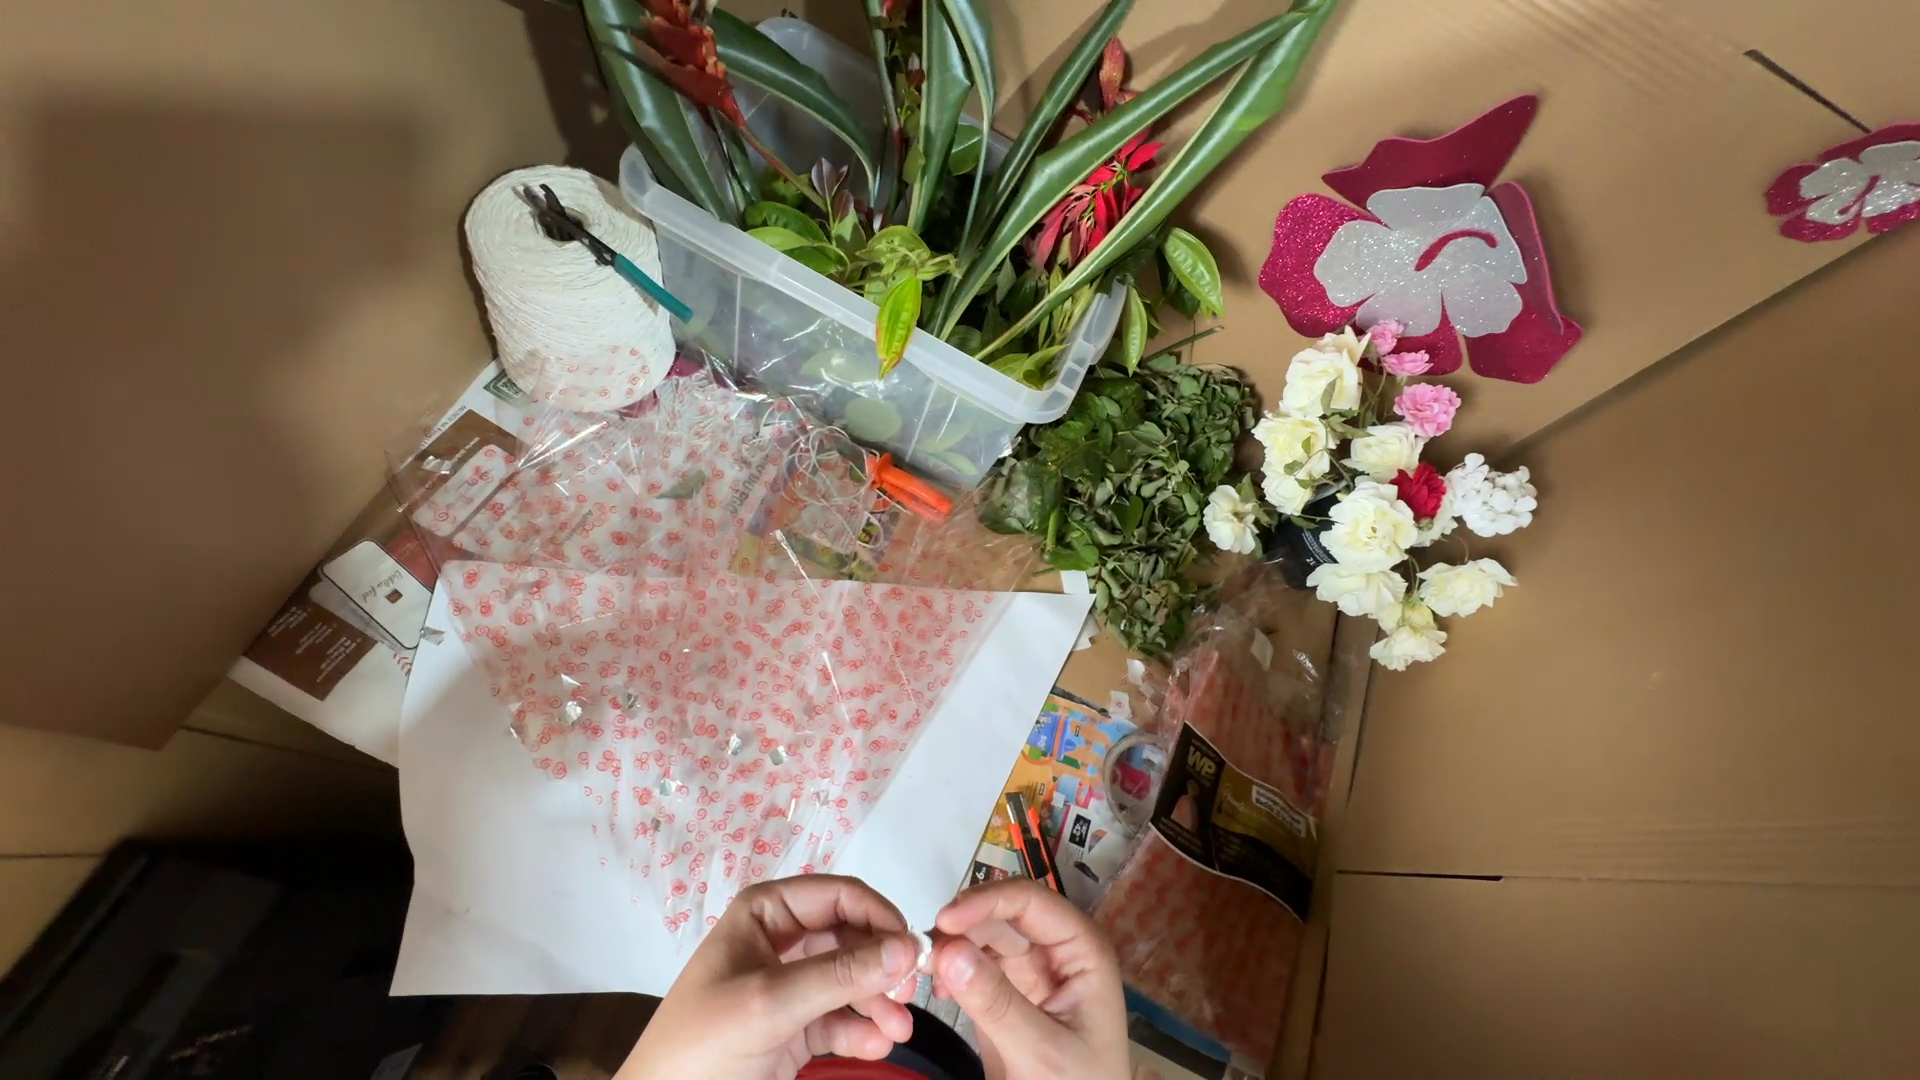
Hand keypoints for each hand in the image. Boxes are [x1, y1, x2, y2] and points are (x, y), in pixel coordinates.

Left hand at [616, 875, 921, 1079]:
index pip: (839, 896)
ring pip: (850, 979)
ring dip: (878, 1001)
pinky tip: (877, 1045)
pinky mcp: (793, 1030)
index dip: (879, 916)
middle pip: (850, 937)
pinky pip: (839, 1018)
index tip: (912, 949)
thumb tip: (909, 947)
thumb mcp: (771, 1004)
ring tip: (898, 1030)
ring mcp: (788, 986)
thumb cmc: (704, 1046)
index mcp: (767, 912)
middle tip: (908, 994)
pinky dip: (861, 1030)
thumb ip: (841, 974)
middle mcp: (782, 941)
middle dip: (880, 966)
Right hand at [931, 879, 1129, 1079]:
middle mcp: (1056, 946)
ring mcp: (1031, 966)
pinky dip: (952, 968)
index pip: (1031, 901)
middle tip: (923, 951)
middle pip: (1002, 913)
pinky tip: (939, 990)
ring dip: (952, 945)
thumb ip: (997, 1003)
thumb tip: (948, 950)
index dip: (987, 901)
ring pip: (984, 933)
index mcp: (1081, 947)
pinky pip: (975, 961)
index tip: (945, 920)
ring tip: (923, 971)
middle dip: (962, 925)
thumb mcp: (1042, 1052)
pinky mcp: (1008, 988)